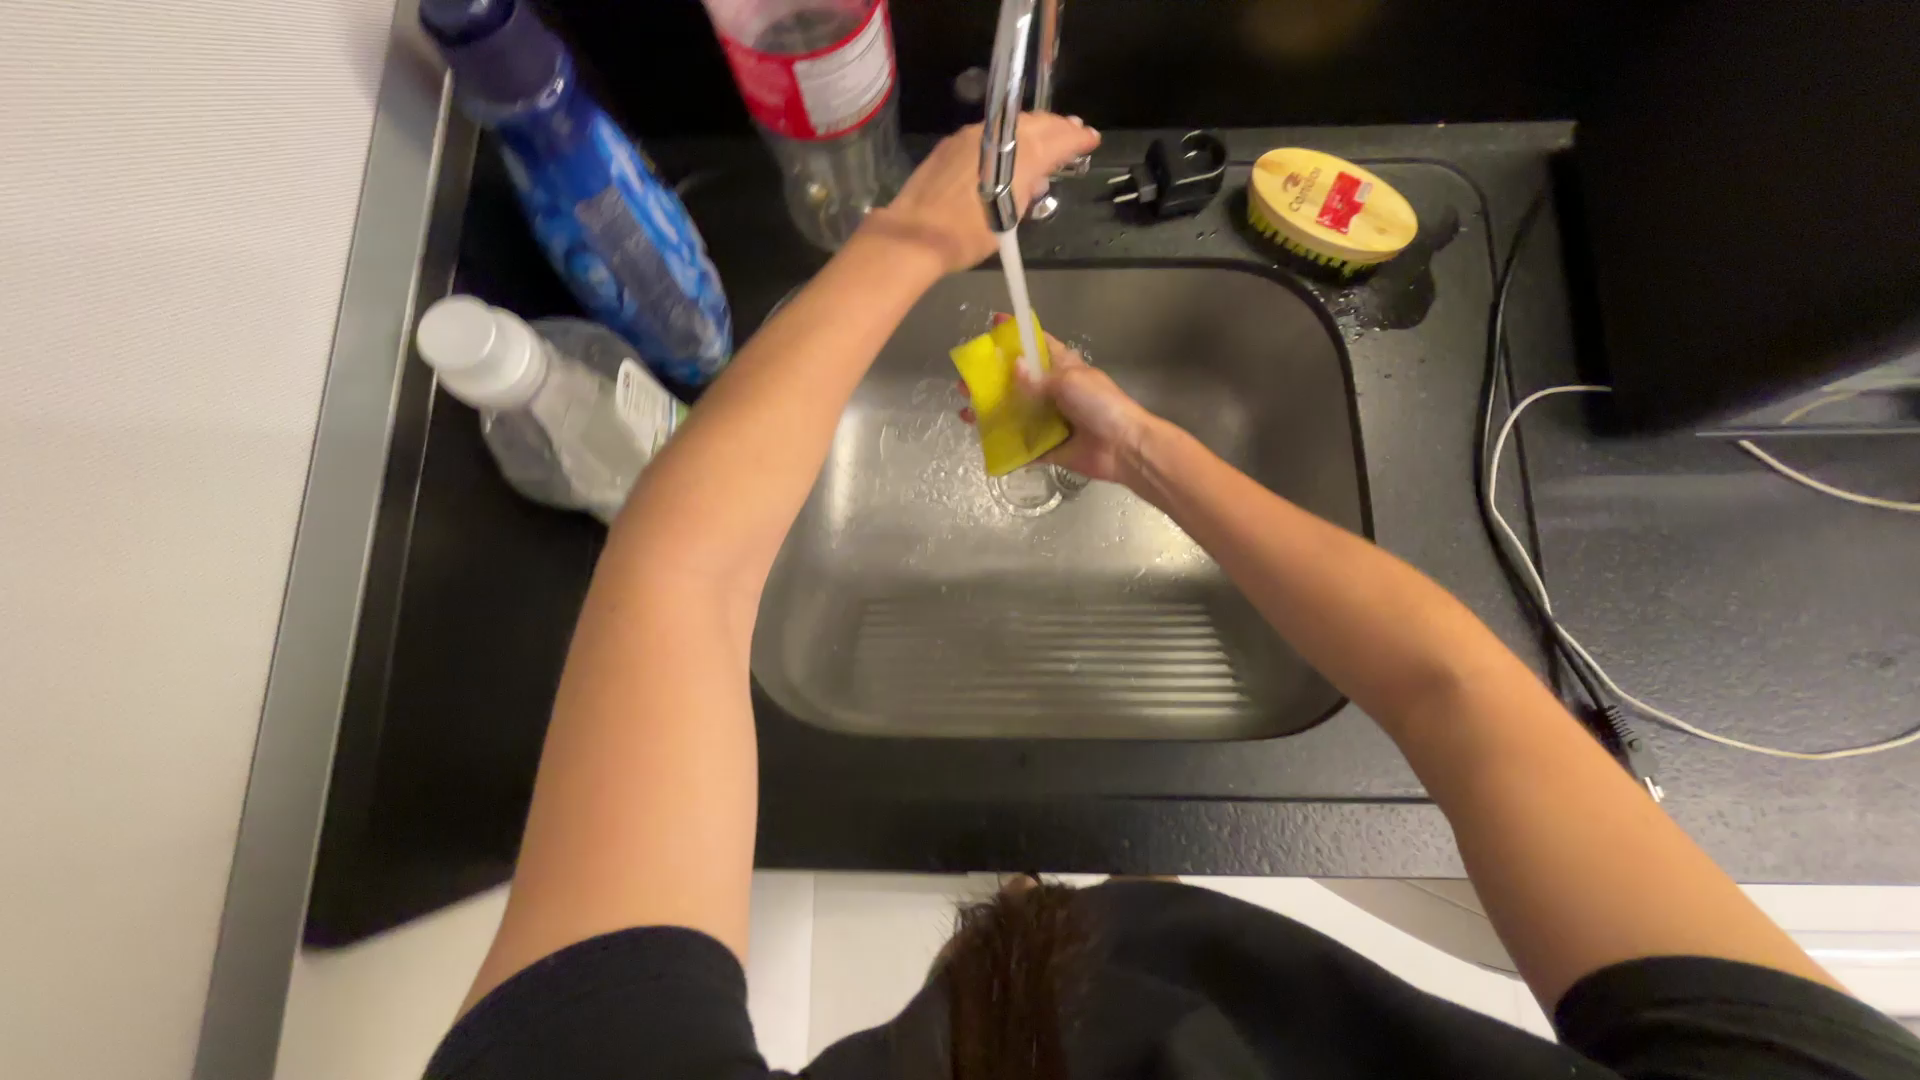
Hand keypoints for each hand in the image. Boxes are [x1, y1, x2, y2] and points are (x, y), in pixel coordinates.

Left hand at [861, 112, 1099, 273]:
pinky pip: (988, 133)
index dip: (1077, 138)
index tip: (1091, 139)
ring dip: (1031, 131)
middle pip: (1036, 124)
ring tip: (1044, 139)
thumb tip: (1033, 184)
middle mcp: (998, 136)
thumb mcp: (1008, 220)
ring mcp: (972, 136)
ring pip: (1011, 125)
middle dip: (1057, 128)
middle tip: (1072, 133)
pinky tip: (1006, 151)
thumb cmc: (967, 236)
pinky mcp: (951, 144)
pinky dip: (1005, 138)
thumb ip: (1026, 194)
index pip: (1058, 139)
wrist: (917, 235)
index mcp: (1021, 155)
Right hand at [959, 328, 1164, 485]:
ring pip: (1015, 414)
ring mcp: (1050, 421)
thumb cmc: (1101, 405)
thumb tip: (1013, 367)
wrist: (1123, 447)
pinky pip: (1023, 447)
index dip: (1016, 335)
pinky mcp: (1049, 448)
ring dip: (991, 412)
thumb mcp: (1070, 381)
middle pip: (1017, 383)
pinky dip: (1005, 446)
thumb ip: (1038, 378)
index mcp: (1063, 368)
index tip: (993, 324)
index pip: (1037, 345)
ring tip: (966, 411)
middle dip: (992, 381)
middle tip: (966, 381)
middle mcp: (1054, 392)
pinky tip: (983, 441)